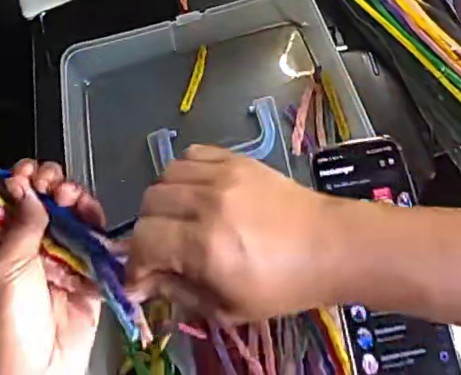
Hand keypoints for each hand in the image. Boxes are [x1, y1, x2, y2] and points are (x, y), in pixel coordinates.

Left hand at [0, 159, 104, 374]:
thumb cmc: (8, 324)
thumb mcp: (4, 269)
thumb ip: (20, 223)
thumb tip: (24, 184)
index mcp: (6, 243)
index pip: (16, 198)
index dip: (23, 179)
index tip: (28, 171)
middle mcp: (36, 244)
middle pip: (48, 199)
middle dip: (52, 182)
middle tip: (52, 182)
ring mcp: (64, 256)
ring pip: (74, 211)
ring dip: (74, 195)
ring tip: (71, 196)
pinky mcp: (90, 270)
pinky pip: (97, 237)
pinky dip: (96, 219)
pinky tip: (91, 212)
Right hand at [126, 144, 349, 321]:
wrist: (325, 243)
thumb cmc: (280, 286)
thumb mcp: (226, 308)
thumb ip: (178, 290)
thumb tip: (143, 281)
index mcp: (206, 244)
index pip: (144, 239)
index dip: (135, 262)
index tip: (142, 278)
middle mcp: (208, 201)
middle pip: (149, 203)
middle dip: (147, 231)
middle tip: (161, 249)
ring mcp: (222, 173)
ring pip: (166, 174)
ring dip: (163, 200)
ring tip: (178, 218)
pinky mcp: (235, 156)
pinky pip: (192, 153)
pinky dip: (183, 172)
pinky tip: (195, 191)